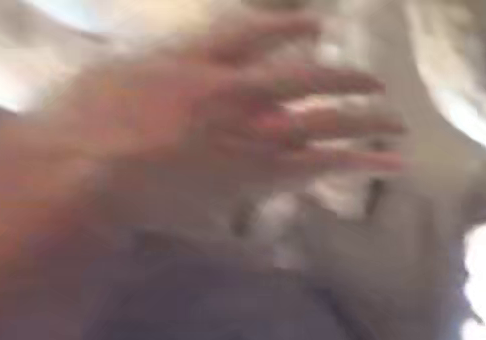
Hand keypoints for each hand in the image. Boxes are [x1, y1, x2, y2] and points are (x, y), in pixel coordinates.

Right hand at [2, 14, 404, 227]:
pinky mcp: (273, 168)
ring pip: (328, 119)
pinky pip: (333, 162)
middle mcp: (230, 90)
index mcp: (185, 60)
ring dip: (369, 120)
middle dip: (344, 77)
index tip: (315, 25)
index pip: (243, 33)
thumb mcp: (116, 81)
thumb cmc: (87, 128)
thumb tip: (178, 86)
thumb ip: (161, 79)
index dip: (284, 27)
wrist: (91, 166)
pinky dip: (368, 162)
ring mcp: (256, 130)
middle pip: (302, 76)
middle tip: (375, 80)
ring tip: (398, 122)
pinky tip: (396, 163)